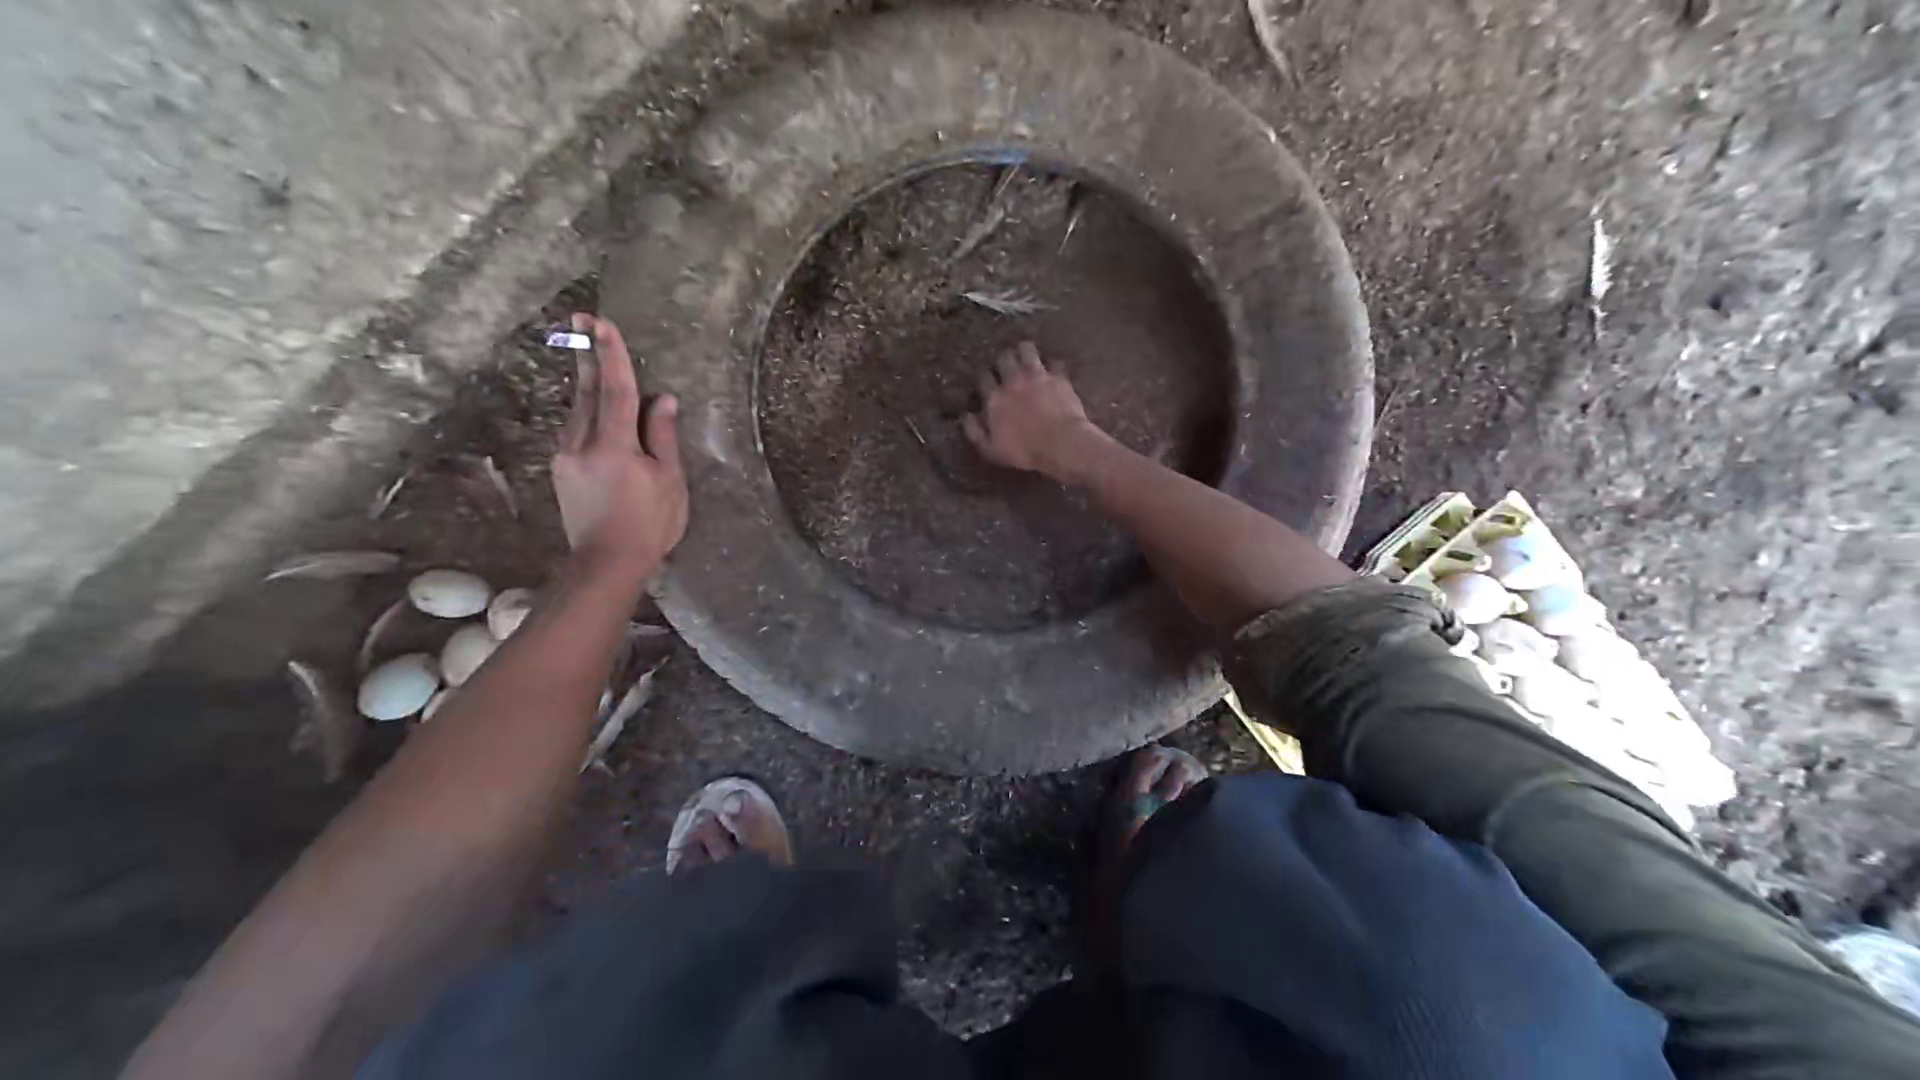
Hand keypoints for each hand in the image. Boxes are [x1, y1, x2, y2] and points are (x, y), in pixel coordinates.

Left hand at [553, 313, 687, 581]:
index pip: (615, 391)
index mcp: (613, 447)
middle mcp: (581, 445)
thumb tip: (664, 401)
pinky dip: (584, 408)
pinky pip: (574, 428)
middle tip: (579, 320)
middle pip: (586, 392)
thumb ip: (663, 438)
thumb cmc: (649, 524)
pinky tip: (591, 402)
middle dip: (586, 354)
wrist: (607, 562)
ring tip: (587, 353)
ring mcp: (566, 457)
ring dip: (583, 379)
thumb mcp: (669, 481)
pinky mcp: (561, 469)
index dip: (612, 356)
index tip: (604, 324)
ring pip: (577, 409)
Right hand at [962, 341, 1109, 479]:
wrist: (1060, 444)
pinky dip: (1053, 366)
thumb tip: (965, 417)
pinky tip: (1053, 371)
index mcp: (994, 398)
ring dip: (1024, 351)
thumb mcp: (991, 450)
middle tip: (1007, 367)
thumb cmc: (1024, 451)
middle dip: (1004, 361)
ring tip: (1026, 356)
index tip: (988, 382)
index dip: (985, 378)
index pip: (983, 378)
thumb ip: (975, 432)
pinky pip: (1055, 363)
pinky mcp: (1058, 377)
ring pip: (1026, 350)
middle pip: (1003, 358)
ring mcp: (1036, 376)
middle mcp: (1012, 381)